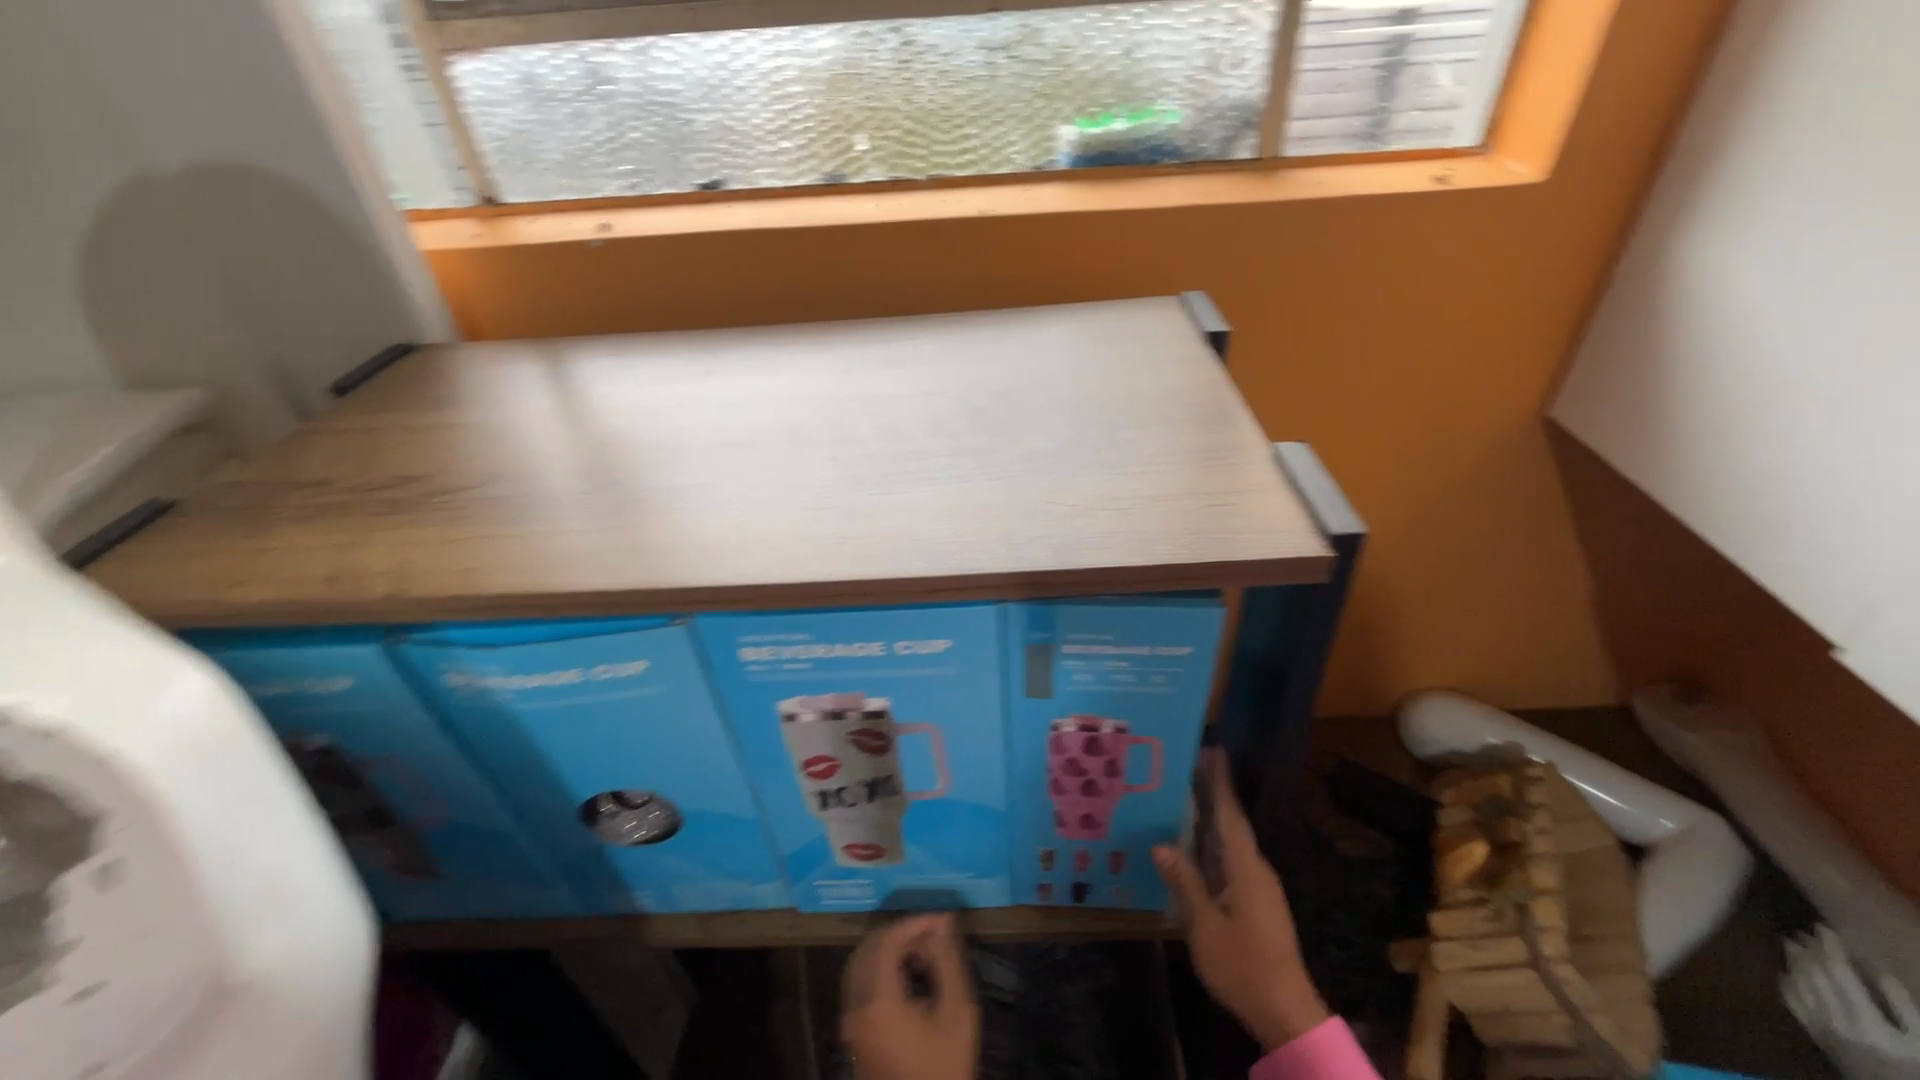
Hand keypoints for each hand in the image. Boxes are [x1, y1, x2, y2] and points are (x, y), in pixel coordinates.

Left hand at [840, 913, 978, 1079]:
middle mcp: (855, 1006)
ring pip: (860, 964)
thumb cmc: (945, 1065)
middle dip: (900, 933)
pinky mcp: (853, 1031)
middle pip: (867, 949)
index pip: (885, 942)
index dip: (913, 923)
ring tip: (925, 950)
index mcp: (877, 1000)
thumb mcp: (956, 1012)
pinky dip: (880, 967)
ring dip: (889, 949)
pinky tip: (909, 973)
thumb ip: (947, 962)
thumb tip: (943, 923)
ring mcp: (850, 1020)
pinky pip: (859, 983)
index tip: (942, 921)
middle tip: (933, 933)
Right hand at [1154, 750, 1329, 1051]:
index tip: (1213, 752)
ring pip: (1232, 846)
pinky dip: (1213, 849)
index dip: (1220, 785)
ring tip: (1185, 803)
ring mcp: (1261, 890)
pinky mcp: (1258, 906)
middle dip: (1213, 798)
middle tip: (1189, 769)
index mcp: (1246, 870)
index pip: (1230, 817)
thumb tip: (1163, 845)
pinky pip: (1232, 864)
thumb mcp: (1204, 925)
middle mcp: (1257, 872)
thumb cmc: (1242, 966)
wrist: (1285, 1011)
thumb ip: (1186, 883)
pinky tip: (1195, 853)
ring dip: (1212, 824)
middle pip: (1232, 826)